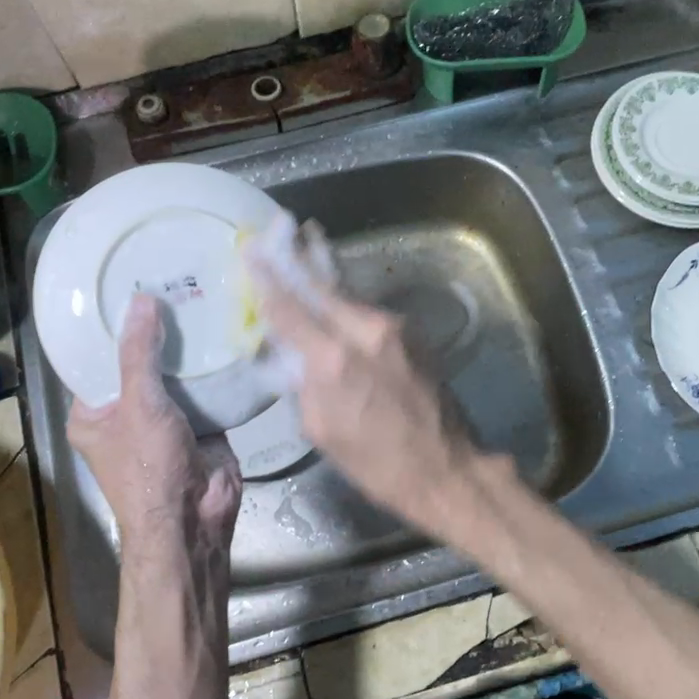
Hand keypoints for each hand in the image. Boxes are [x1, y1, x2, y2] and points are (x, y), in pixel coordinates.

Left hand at [68, 295, 241, 561]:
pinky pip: (206, 392)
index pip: (99, 360)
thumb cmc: (149, 465)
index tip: (131, 289)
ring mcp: (166, 423)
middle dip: (158, 335)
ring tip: (201, 301)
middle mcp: (126, 417)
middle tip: (174, 287)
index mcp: (94, 415)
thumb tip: (141, 300)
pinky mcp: (201, 427)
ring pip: (176, 378)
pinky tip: (226, 336)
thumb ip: (141, 353)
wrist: (194, 519)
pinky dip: (215, 372)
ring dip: (189, 352)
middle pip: (142, 366)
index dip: (115, 328)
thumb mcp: (139, 403)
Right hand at [251, 264, 483, 530]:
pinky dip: (349, 303)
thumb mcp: (322, 431)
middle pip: (323, 286)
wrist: (448, 469)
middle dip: (299, 258)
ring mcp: (396, 329)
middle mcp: (366, 331)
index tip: (251, 251)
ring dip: (326, 278)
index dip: (267, 279)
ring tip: (308, 245)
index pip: (289, 308)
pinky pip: (370, 312)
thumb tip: (293, 359)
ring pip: (349, 296)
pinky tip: (338, 297)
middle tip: (283, 229)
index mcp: (334, 360)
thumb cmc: (377, 464)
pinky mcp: (415, 335)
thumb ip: (302, 386)